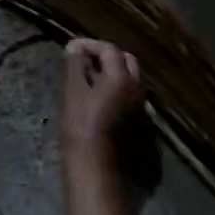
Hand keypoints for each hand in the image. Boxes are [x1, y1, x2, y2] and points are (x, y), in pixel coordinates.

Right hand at [61, 38, 145, 154]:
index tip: (72, 48)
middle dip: (107, 58)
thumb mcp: (72, 93)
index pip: (109, 50)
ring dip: (113, 77)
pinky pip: (130, 101)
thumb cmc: (80, 127)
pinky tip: (102, 104)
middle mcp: (138, 90)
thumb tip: (74, 47)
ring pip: (131, 83)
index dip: (90, 45)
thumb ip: (74, 66)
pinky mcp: (141, 126)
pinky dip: (117, 94)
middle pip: (127, 63)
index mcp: (122, 78)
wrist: (98, 168)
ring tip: (91, 83)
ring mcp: (142, 109)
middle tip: (86, 63)